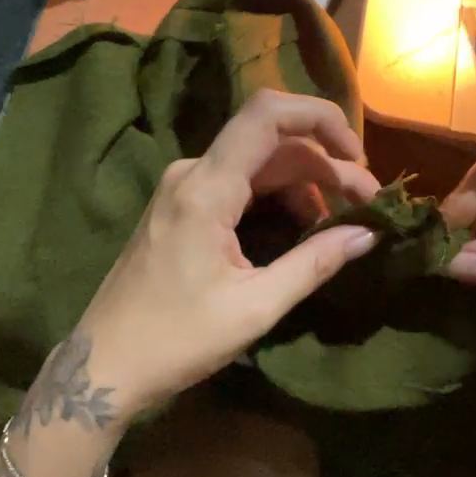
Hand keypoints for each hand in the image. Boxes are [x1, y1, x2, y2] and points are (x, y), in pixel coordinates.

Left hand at [75, 90, 383, 415]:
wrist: (107, 361)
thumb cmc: (176, 339)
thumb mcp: (254, 307)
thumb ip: (313, 263)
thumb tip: (367, 234)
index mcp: (205, 189)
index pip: (266, 115)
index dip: (320, 118)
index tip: (359, 157)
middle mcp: (191, 174)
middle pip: (269, 141)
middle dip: (325, 164)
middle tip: (368, 204)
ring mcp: (181, 189)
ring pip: (255, 163)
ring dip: (303, 183)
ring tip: (340, 223)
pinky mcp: (179, 207)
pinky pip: (236, 184)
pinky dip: (275, 197)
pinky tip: (301, 229)